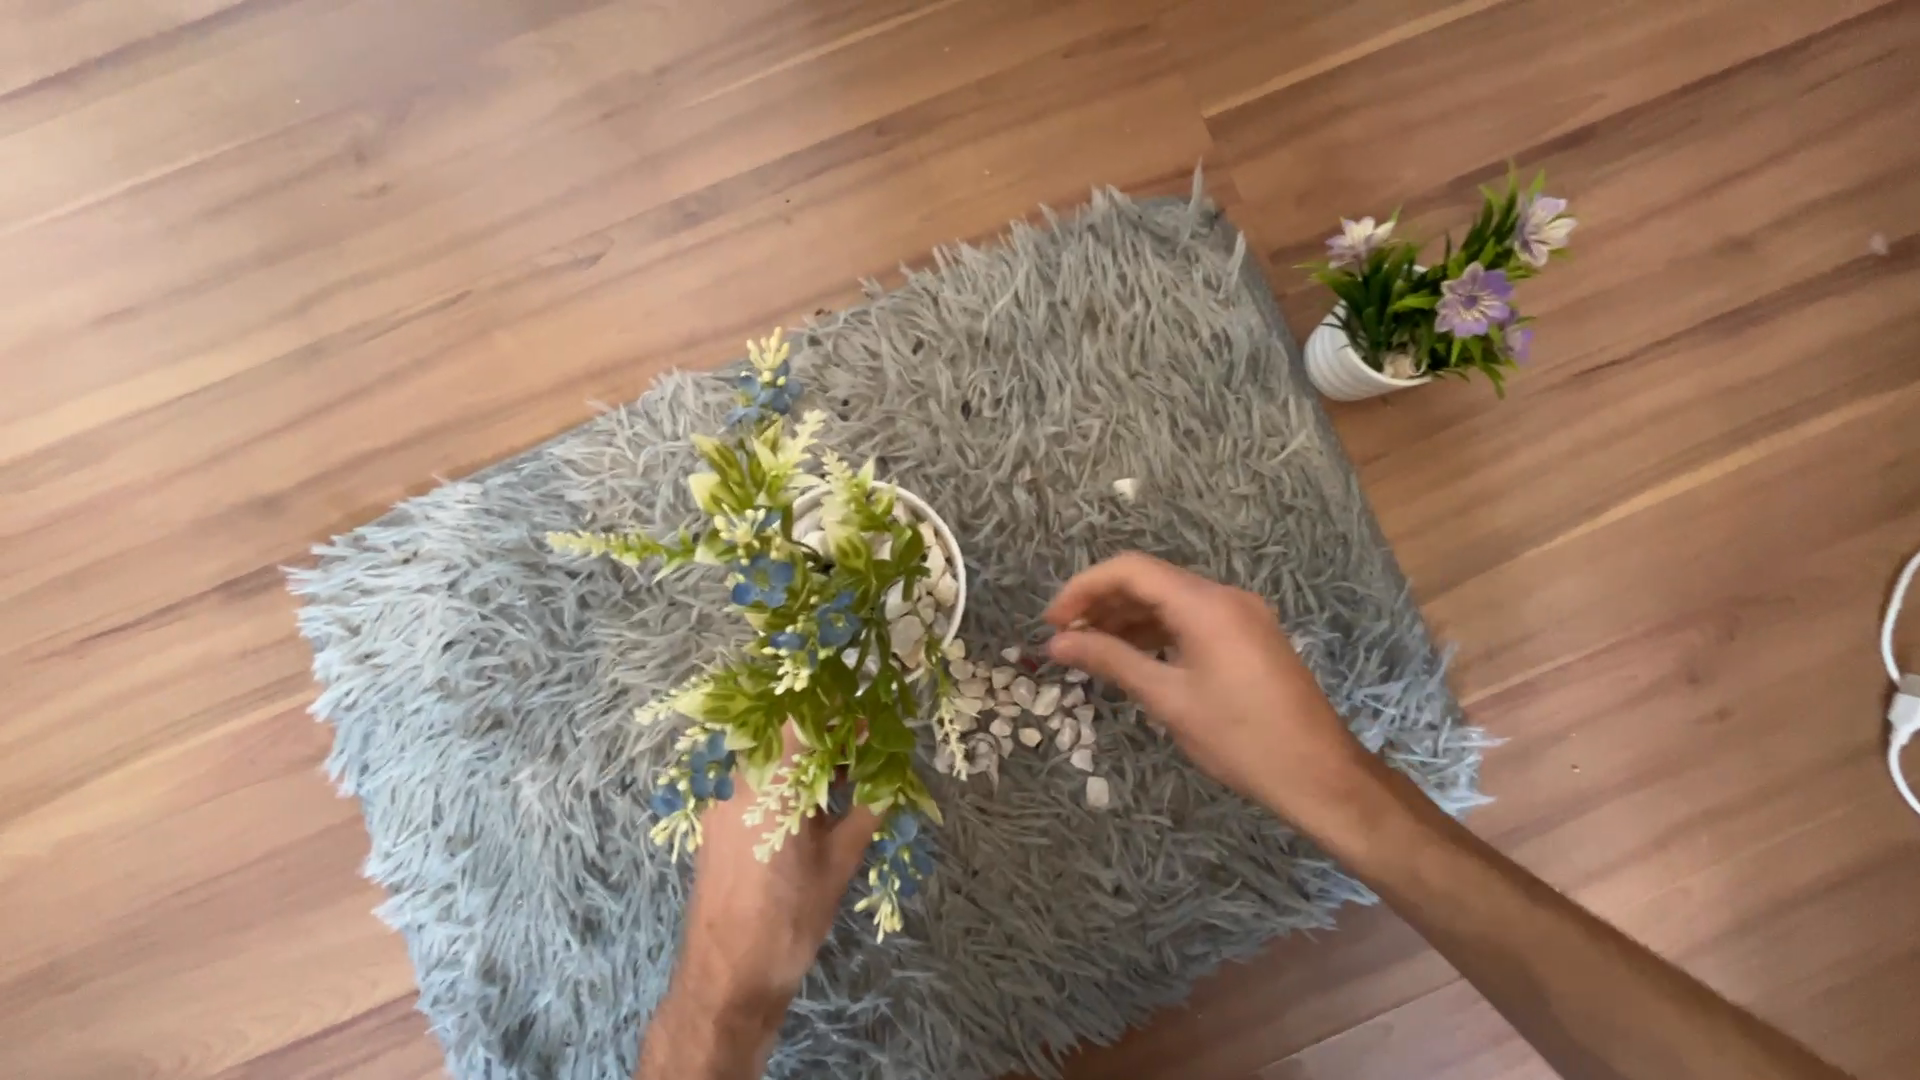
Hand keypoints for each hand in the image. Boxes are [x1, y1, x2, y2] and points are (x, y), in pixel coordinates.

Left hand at [637, 729, 876, 1079]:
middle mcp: (740, 781)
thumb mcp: (840, 861)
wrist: (727, 980)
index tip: (867, 716)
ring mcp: (723, 802)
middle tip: (865, 745)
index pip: (799, 717)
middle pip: (783, 733)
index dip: (835, 709)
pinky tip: (816, 804)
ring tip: (848, 774)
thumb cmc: (790, 917)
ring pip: (769, 759)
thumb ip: (868, 808)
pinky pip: (755, 784)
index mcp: (770, 782)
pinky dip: (786, 782)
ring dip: (806, 759)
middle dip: (826, 733)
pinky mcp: (718, 824)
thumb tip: (892, 776)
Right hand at [1043, 553, 1381, 828]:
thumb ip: (1110, 660)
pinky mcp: (1248, 635)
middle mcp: (1224, 596)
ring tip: (1089, 648)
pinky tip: (1131, 655)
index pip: (1129, 570)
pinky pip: (1190, 618)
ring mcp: (1240, 614)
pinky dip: (1156, 631)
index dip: (1083, 588)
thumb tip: (1056, 643)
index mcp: (1205, 603)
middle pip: (1149, 580)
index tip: (1053, 622)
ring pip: (1169, 600)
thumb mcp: (1167, 698)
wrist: (1321, 775)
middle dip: (1101, 603)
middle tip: (1064, 637)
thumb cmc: (1240, 738)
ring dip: (1126, 618)